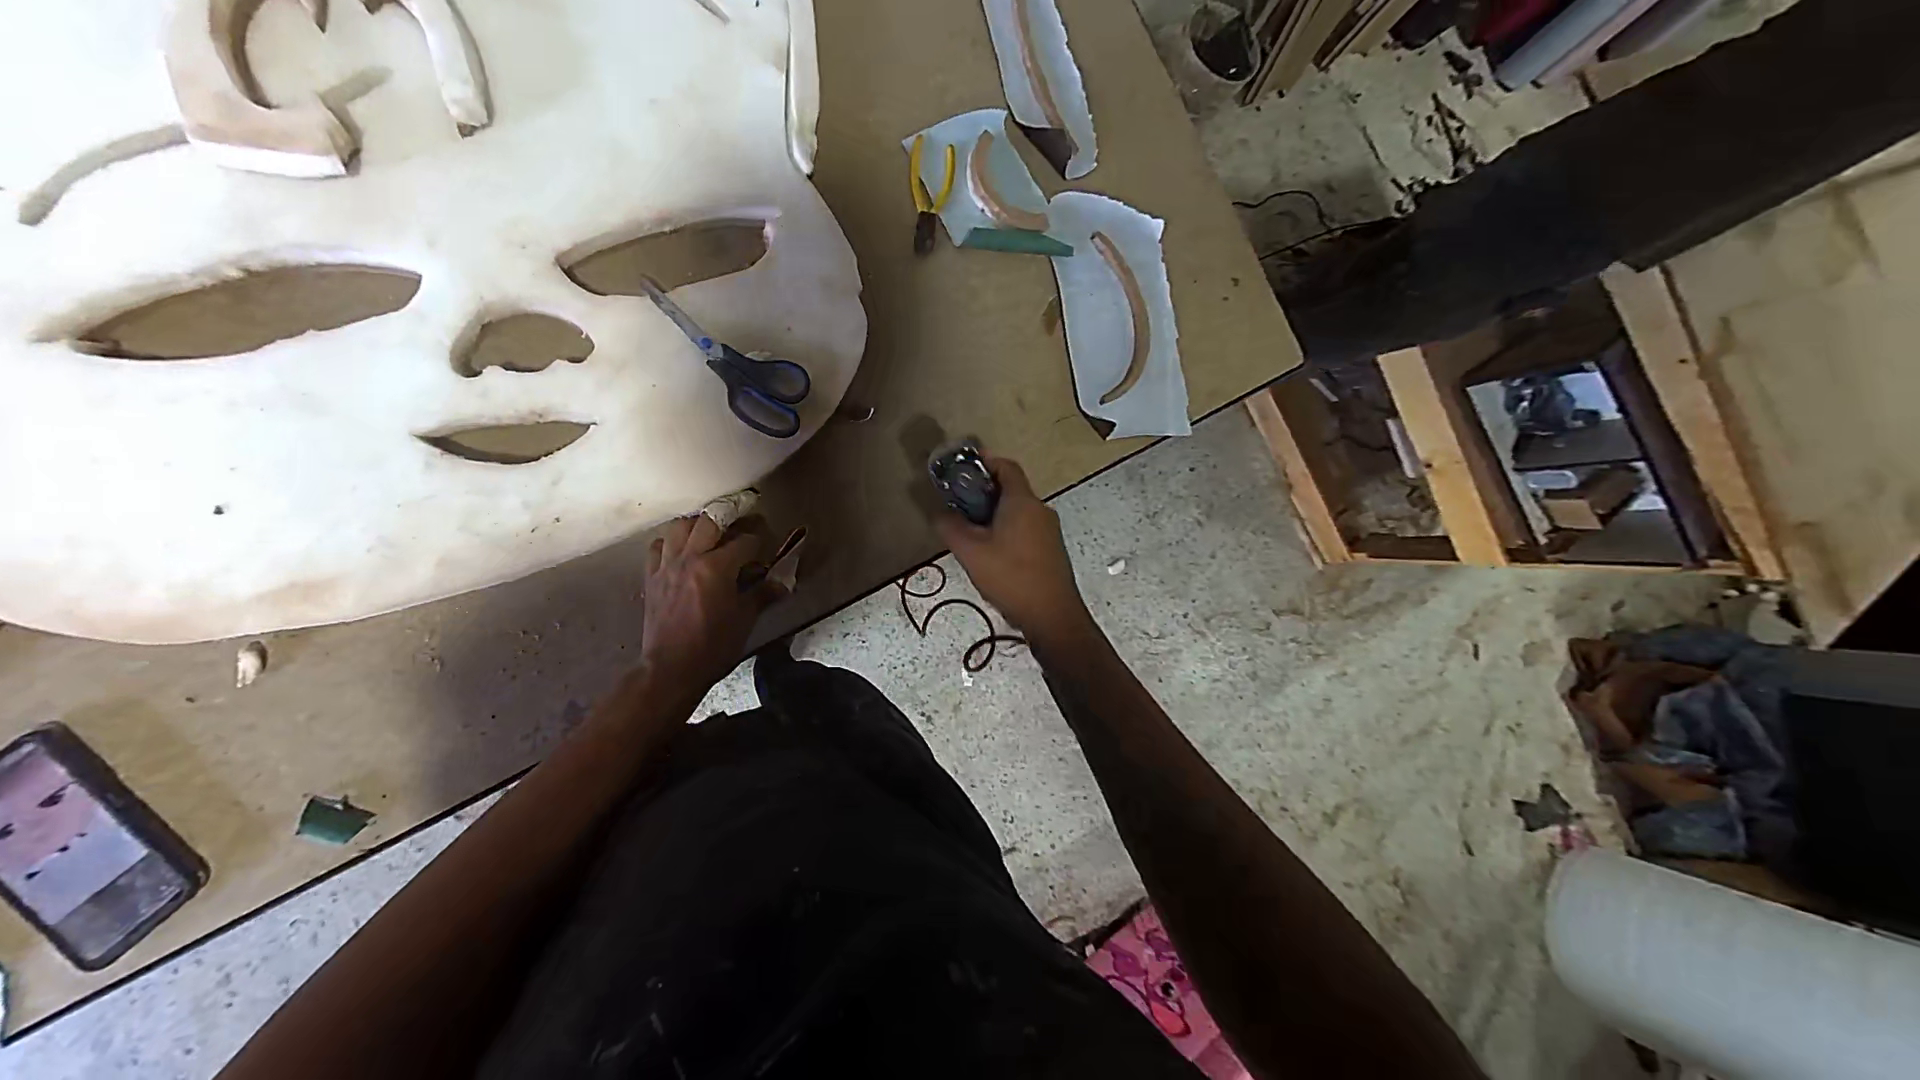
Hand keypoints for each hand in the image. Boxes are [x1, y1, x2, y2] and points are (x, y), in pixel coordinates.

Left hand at [639, 515, 786, 695]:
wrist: (672, 668)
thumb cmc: (713, 645)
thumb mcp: (744, 620)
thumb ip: (761, 595)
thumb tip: (781, 585)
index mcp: (717, 568)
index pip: (744, 541)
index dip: (758, 541)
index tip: (764, 546)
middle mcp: (690, 559)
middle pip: (709, 521)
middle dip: (728, 518)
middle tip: (740, 524)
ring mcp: (667, 566)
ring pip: (679, 527)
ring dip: (696, 525)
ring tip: (709, 533)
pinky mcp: (652, 578)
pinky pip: (658, 548)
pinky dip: (671, 543)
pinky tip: (681, 552)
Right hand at [937, 455, 1093, 647]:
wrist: (1052, 615)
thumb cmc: (1011, 577)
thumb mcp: (970, 552)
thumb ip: (950, 527)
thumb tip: (939, 514)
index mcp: (1023, 502)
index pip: (1006, 466)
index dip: (985, 462)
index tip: (963, 468)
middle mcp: (1040, 510)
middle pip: (1011, 489)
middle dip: (984, 493)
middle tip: (958, 505)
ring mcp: (1049, 531)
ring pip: (1018, 512)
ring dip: (994, 515)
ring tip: (970, 532)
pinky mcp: (1052, 551)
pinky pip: (1026, 529)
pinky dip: (1007, 530)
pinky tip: (992, 554)